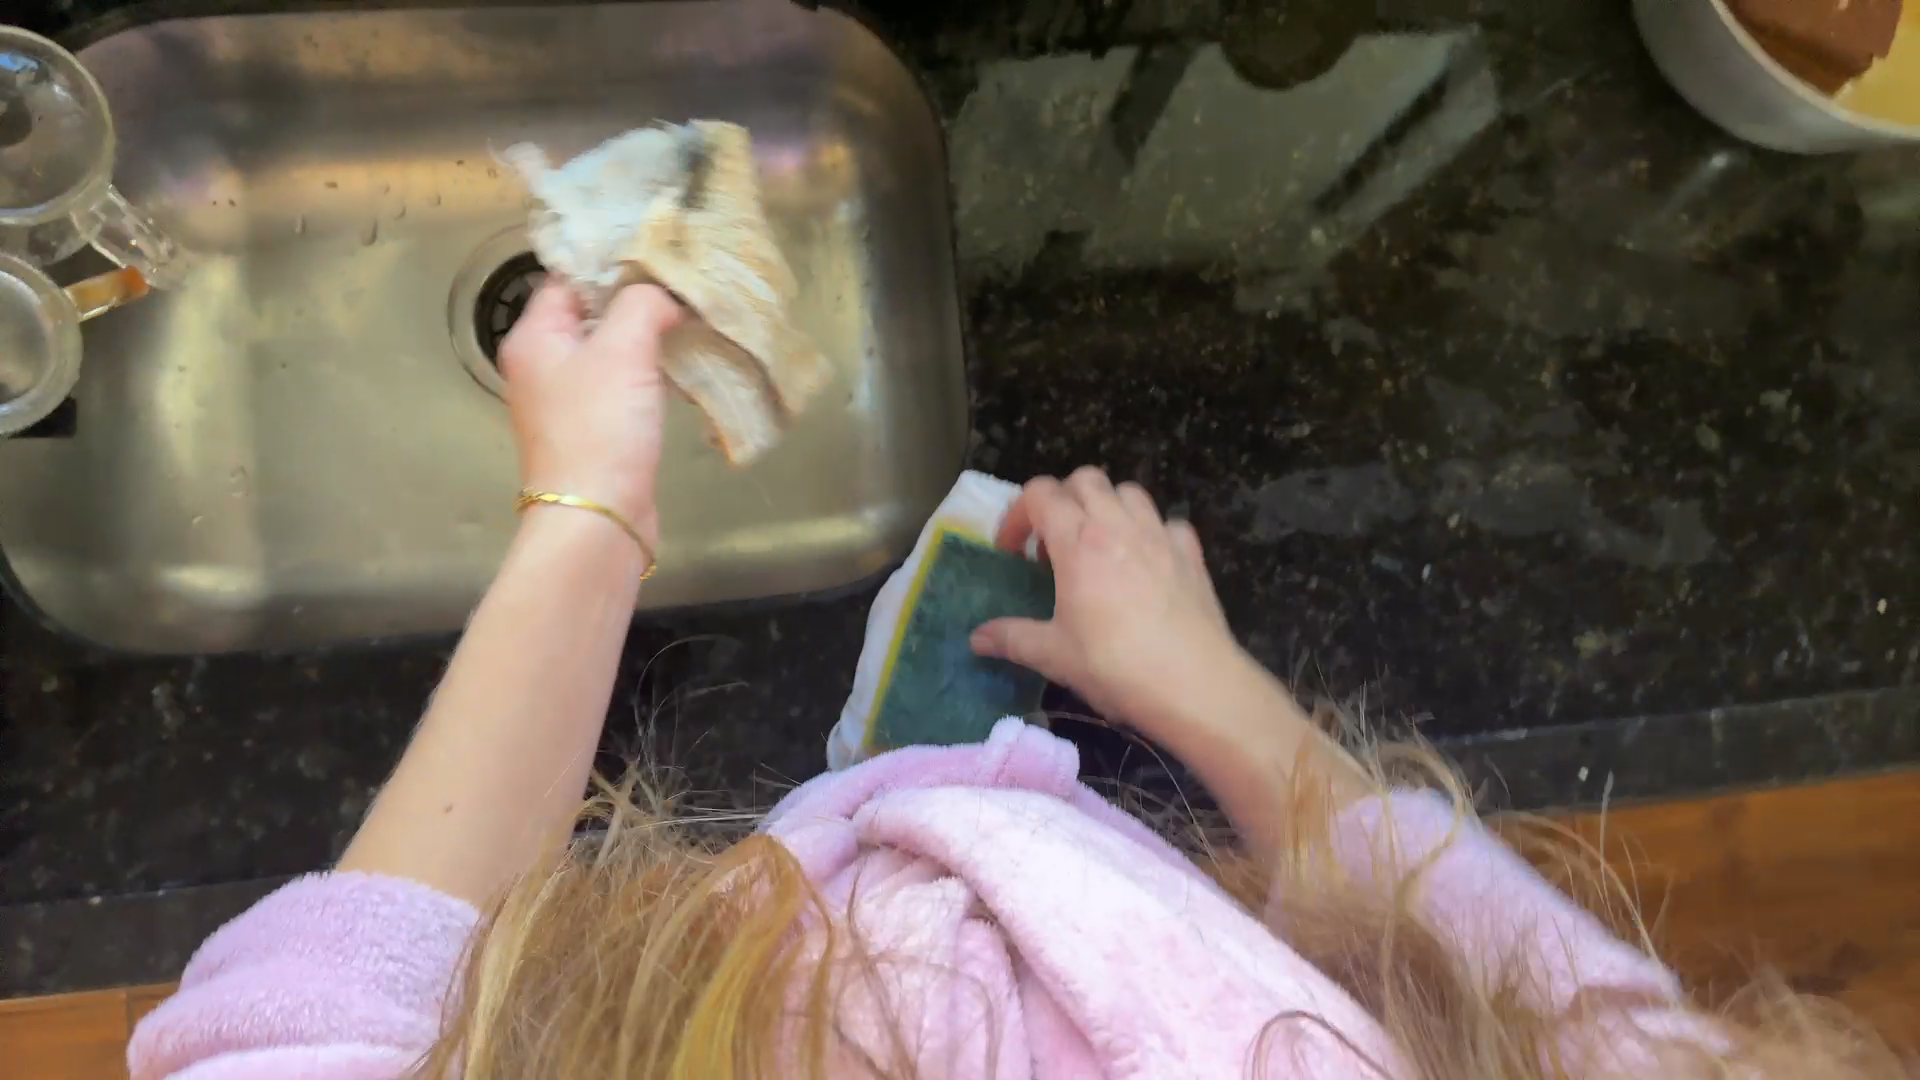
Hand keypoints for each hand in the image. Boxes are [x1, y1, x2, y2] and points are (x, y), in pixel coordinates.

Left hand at [498, 282, 682, 548]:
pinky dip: (648, 378)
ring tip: (689, 332)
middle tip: (684, 296)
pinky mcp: (595, 433)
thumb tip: (664, 296)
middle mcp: (543, 366)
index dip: (612, 267)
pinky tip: (679, 378)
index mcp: (534, 338)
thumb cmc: (602, 428)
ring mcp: (567, 403)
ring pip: (609, 354)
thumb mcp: (623, 351)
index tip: (661, 263)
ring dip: (646, 344)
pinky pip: (621, 389)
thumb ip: (642, 306)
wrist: (599, 513)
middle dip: (636, 305)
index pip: (568, 280)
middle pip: (591, 317)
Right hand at [972, 468, 1373, 839]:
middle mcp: (1118, 526)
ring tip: (1097, 545)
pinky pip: (1167, 522)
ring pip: (1128, 491)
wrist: (1195, 686)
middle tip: (1052, 543)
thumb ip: (1011, 638)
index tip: (1012, 551)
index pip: (1041, 493)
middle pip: (1085, 479)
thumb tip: (976, 639)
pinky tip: (1145, 562)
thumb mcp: (1053, 656)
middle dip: (1062, 500)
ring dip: (1105, 507)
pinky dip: (1150, 531)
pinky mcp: (1191, 554)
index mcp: (1078, 542)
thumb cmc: (1115, 667)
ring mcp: (1160, 536)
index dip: (1018, 514)